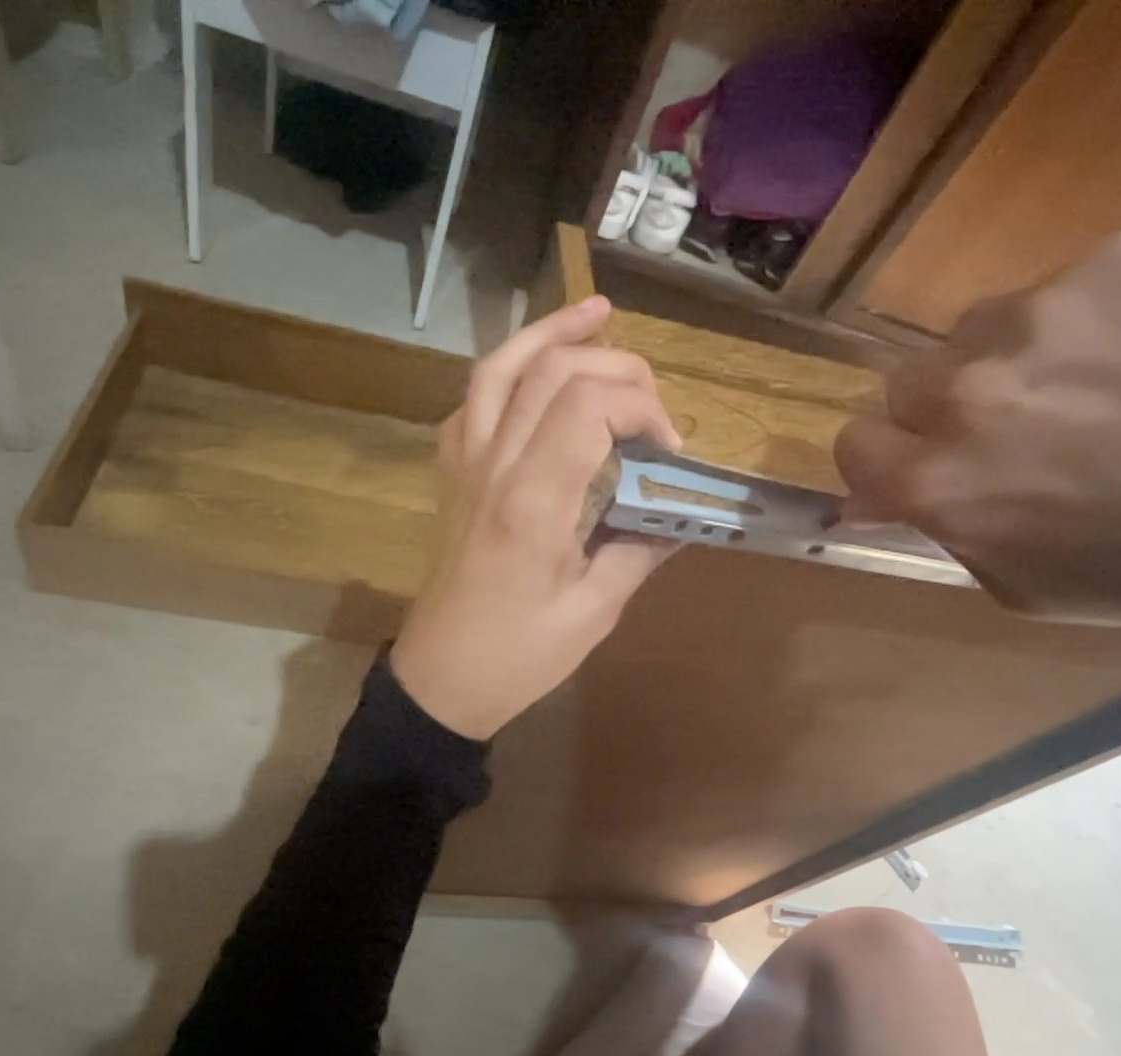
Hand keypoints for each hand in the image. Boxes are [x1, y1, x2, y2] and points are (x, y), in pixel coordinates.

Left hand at [390, 297, 682, 739]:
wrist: (442, 677)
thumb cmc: (519, 656)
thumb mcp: (595, 612)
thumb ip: (639, 550)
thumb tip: (678, 512)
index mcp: (532, 503)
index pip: (587, 406)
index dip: (640, 407)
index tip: (668, 450)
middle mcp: (493, 466)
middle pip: (549, 371)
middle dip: (614, 366)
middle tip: (653, 403)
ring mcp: (464, 463)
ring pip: (499, 367)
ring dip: (549, 333)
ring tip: (596, 313)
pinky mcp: (451, 471)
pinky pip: (475, 400)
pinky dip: (511, 371)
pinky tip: (539, 376)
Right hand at [836, 226, 1120, 649]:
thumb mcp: (1033, 583)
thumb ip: (944, 530)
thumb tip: (871, 500)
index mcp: (944, 481)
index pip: (856, 443)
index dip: (890, 454)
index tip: (928, 463)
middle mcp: (971, 391)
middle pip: (911, 379)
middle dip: (951, 405)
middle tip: (1031, 426)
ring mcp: (1046, 312)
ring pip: (990, 324)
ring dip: (1025, 354)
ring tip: (1117, 381)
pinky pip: (1082, 282)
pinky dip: (1112, 313)